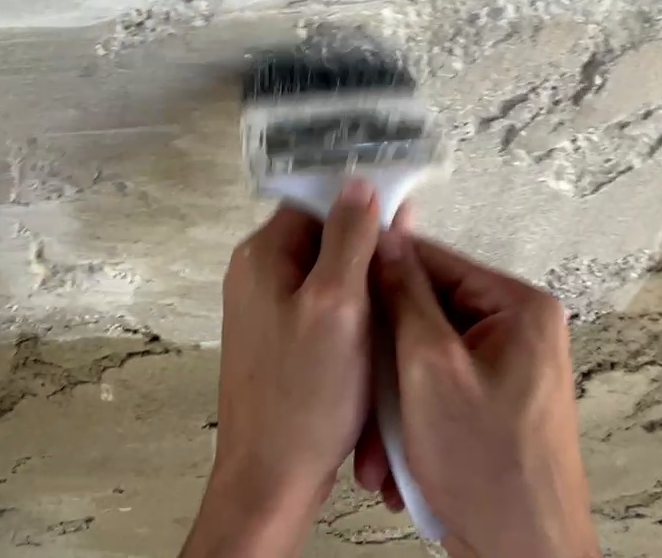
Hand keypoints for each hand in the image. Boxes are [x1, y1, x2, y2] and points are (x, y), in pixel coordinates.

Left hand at [181, 181, 382, 557]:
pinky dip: (350, 318)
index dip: (358, 209)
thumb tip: (359, 185)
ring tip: (394, 314)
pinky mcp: (279, 339)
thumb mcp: (337, 305)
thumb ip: (349, 239)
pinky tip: (376, 340)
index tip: (400, 225)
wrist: (271, 476)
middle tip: (404, 276)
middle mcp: (256, 274)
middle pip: (321, 239)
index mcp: (262, 255)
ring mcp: (265, 308)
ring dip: (362, 290)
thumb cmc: (304, 397)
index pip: (314, 203)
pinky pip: (321, 309)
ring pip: (325, 277)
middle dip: (365, 254)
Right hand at [357, 229, 599, 557]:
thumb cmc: (490, 472)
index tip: (339, 285)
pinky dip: (409, 416)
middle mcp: (518, 330)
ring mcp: (506, 368)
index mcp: (519, 308)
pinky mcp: (491, 402)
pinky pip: (435, 385)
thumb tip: (383, 239)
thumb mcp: (429, 366)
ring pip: (422, 353)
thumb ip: (404, 295)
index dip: (379, 271)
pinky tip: (391, 457)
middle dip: (384, 359)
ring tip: (372, 443)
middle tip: (357, 389)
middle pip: (424, 311)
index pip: (433, 260)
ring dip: (390, 397)